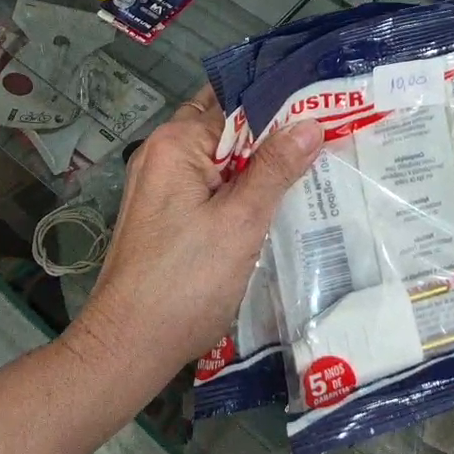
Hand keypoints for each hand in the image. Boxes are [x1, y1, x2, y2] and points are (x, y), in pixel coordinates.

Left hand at [67, 86, 322, 375]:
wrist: (127, 349)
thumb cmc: (185, 281)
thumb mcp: (240, 222)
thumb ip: (276, 168)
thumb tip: (312, 122)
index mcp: (175, 143)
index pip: (236, 104)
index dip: (279, 105)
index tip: (323, 104)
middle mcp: (162, 154)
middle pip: (227, 128)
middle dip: (272, 133)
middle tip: (327, 131)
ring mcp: (160, 186)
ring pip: (221, 159)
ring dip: (259, 163)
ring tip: (312, 162)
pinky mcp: (165, 214)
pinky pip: (210, 185)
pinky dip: (240, 187)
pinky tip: (275, 199)